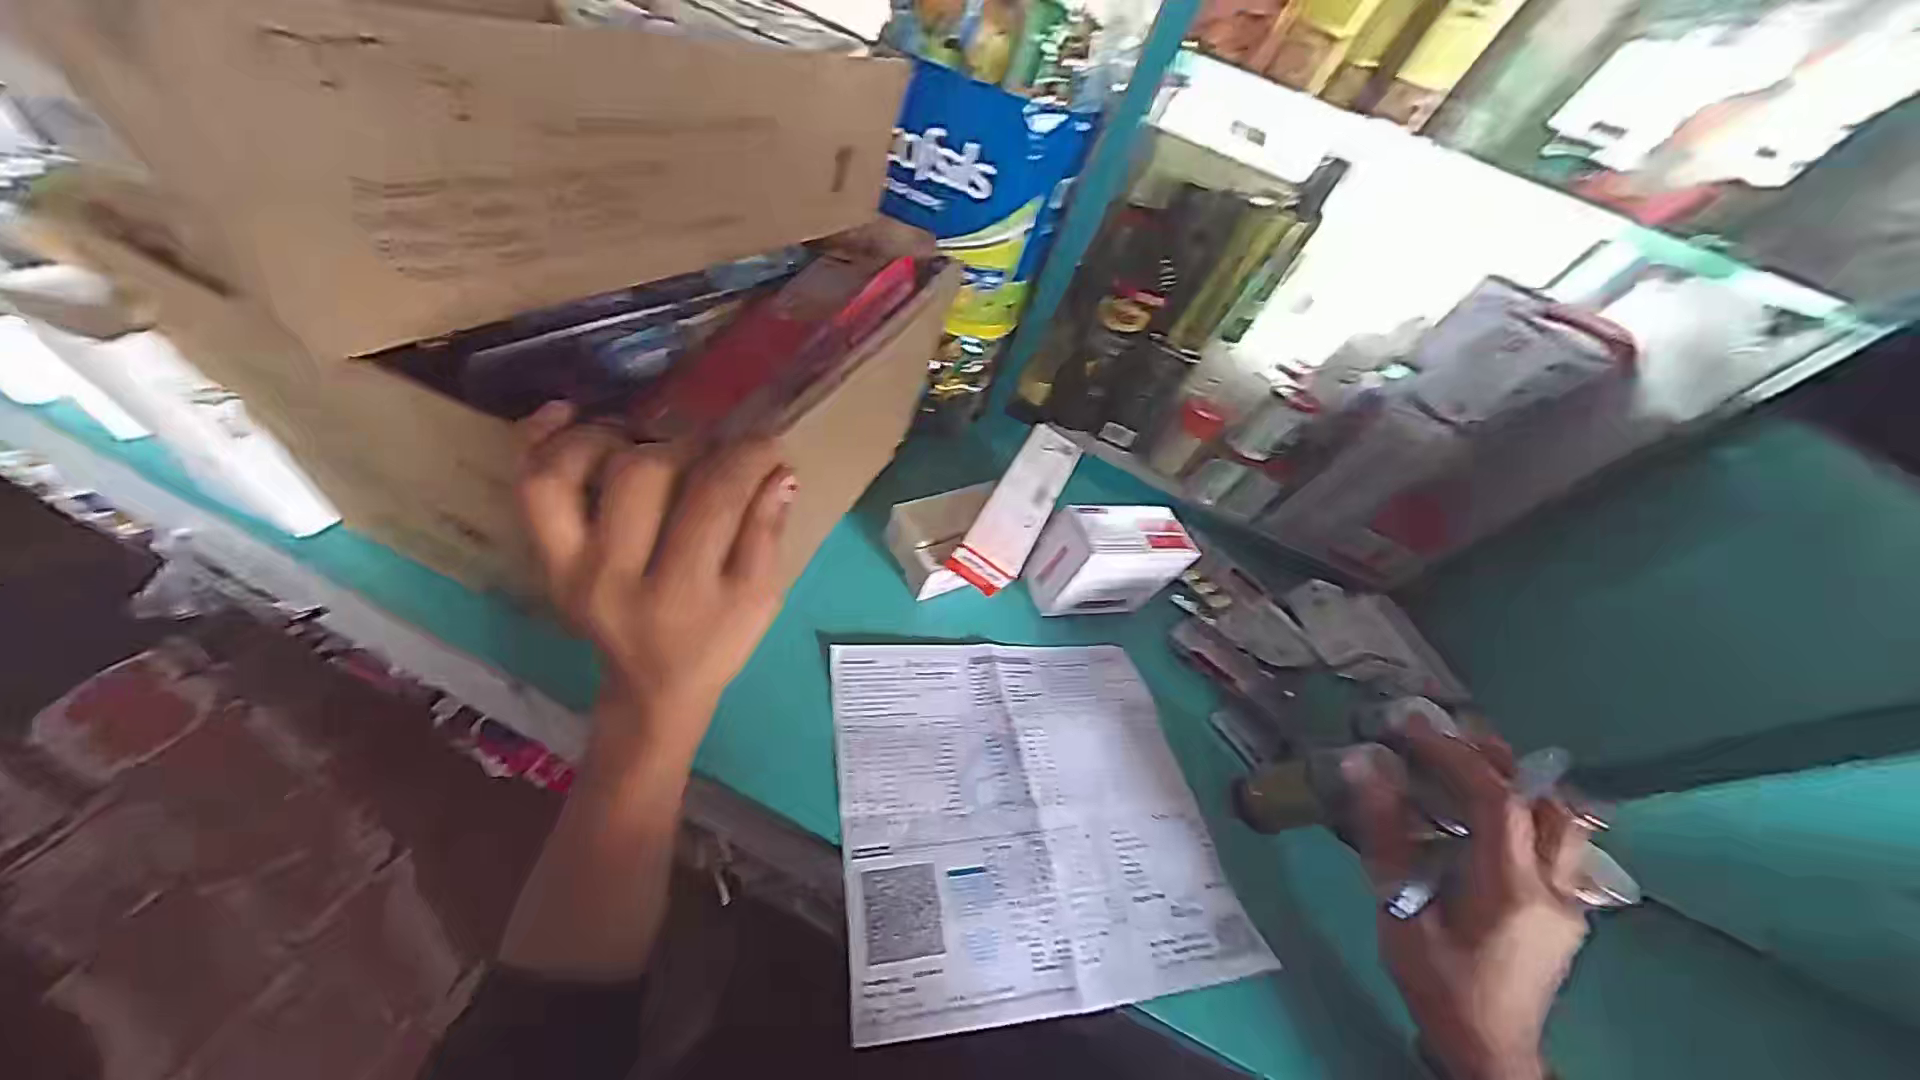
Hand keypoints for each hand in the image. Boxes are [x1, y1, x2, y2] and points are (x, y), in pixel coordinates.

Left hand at [517, 402, 796, 747]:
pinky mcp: (547, 560)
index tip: (766, 441)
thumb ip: (767, 532)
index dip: (745, 457)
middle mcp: (613, 576)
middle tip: (715, 446)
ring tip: (652, 436)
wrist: (652, 686)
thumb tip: (778, 470)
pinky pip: (530, 489)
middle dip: (690, 444)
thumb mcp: (760, 597)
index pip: (714, 499)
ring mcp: (569, 566)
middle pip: (643, 473)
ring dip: (617, 436)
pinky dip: (541, 441)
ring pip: (570, 470)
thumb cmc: (717, 642)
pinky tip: (568, 413)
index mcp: (680, 593)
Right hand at [1346, 721, 1591, 1079]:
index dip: (1454, 754)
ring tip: (1469, 763)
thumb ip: (1385, 837)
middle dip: (1495, 759)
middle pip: (1545, 803)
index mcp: (1511, 887)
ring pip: (1564, 822)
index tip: (1412, 726)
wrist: (1486, 1044)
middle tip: (1445, 736)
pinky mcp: (1566, 909)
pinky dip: (1526, 811)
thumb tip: (1364, 769)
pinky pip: (1558, 843)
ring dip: (1519, 783)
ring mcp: (1569, 900)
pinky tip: (1490, 813)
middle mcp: (1554, 887)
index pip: (1496, 800)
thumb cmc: (1436, 978)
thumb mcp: (1398, 907)